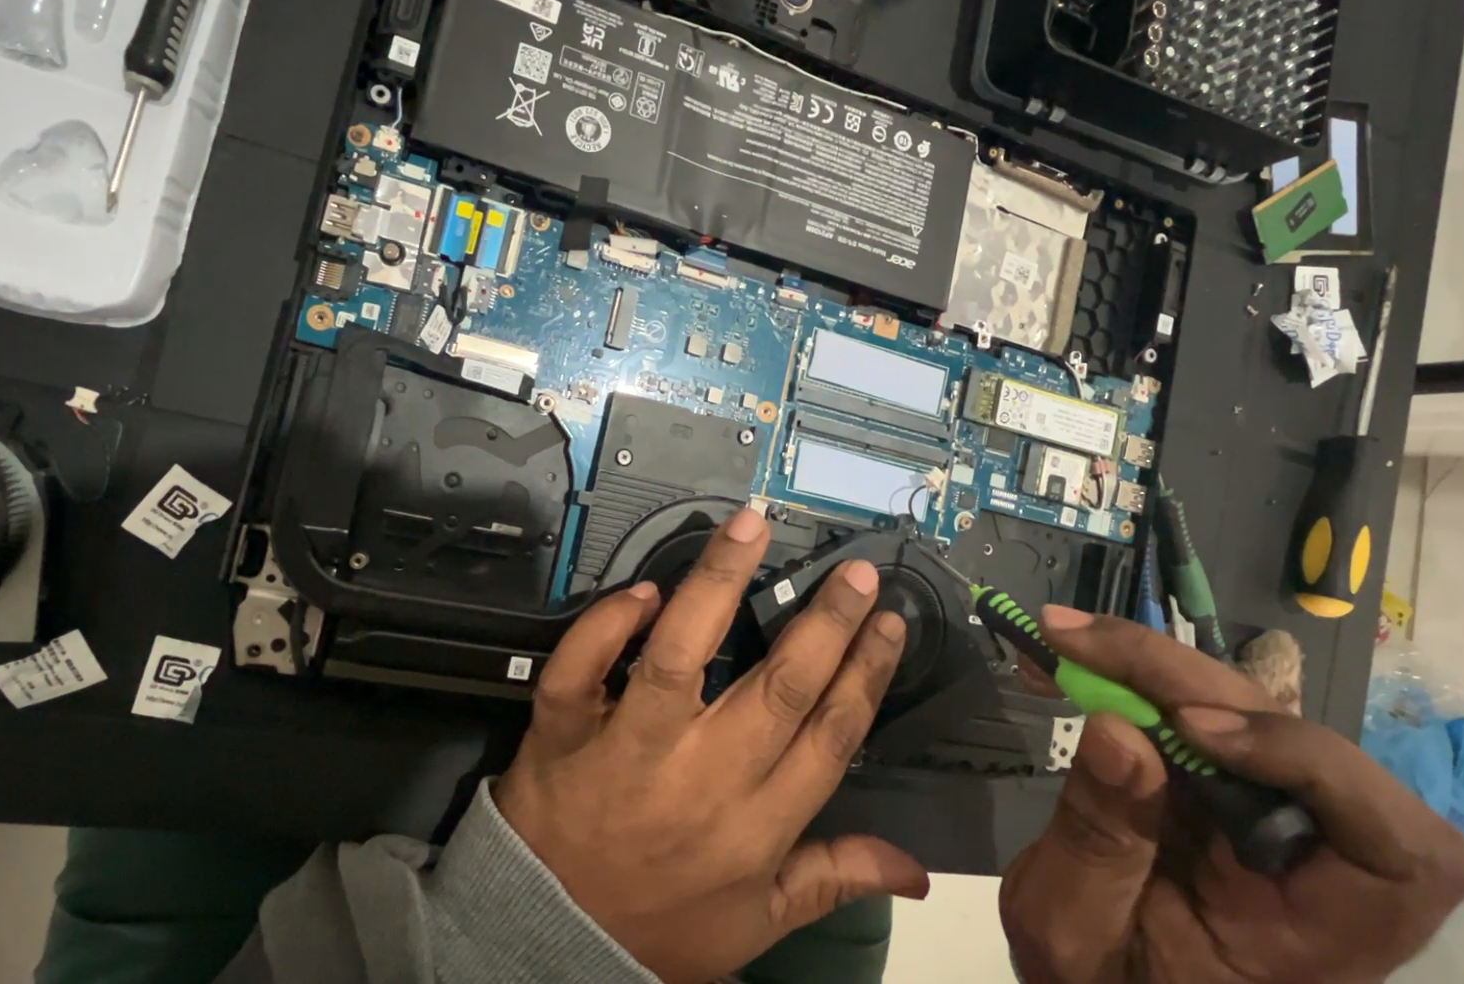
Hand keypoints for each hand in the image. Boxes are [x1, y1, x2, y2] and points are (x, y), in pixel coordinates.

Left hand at [493, 508, 930, 983]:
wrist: (547, 938)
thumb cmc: (660, 925)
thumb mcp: (756, 922)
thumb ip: (833, 879)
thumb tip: (916, 872)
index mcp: (757, 823)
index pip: (830, 733)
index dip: (866, 672)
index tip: (888, 621)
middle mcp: (701, 777)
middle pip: (777, 685)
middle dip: (824, 622)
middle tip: (854, 571)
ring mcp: (627, 750)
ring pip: (679, 654)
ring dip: (717, 584)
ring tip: (750, 526)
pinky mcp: (563, 733)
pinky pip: (581, 669)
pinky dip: (607, 625)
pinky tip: (644, 590)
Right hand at [1001, 608, 1463, 983]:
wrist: (1092, 983)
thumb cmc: (1093, 981)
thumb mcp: (1070, 927)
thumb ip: (1097, 840)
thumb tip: (1117, 728)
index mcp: (1313, 939)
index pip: (1396, 849)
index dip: (1312, 767)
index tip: (1192, 727)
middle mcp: (1315, 869)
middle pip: (1298, 745)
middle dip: (1184, 680)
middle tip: (1078, 638)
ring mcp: (1269, 820)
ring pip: (1249, 715)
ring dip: (1154, 668)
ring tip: (1064, 640)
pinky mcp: (1224, 788)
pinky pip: (1201, 718)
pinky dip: (1140, 681)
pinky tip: (1079, 663)